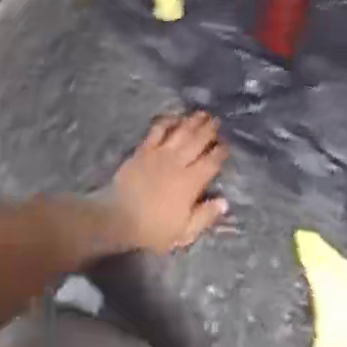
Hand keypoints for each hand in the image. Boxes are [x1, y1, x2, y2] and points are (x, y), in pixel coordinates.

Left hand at [105, 112, 228, 253]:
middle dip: (209, 130)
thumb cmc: (153, 229)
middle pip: (197, 141)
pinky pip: (158, 130)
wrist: (119, 217)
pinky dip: (167, 121)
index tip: (226, 145)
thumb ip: (205, 216)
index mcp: (190, 182)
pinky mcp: (144, 149)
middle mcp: (178, 162)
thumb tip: (224, 201)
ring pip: (180, 132)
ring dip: (192, 121)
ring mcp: (160, 153)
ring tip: (202, 113)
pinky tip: (174, 117)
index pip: (210, 163)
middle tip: (217, 120)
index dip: (220, 153)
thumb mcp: (184, 232)